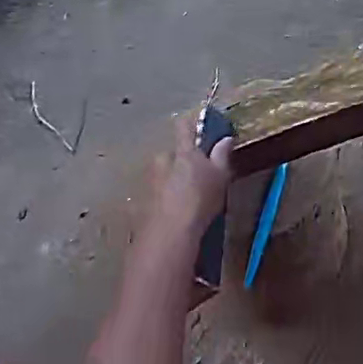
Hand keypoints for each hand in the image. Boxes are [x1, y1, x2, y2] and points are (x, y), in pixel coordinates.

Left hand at [143, 115, 235, 234]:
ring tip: (183, 202)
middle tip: (195, 177)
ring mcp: (147, 184)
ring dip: (169, 184)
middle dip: (180, 163)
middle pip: (170, 155)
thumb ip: (222, 155)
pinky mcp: (137, 207)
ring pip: (160, 177)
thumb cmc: (199, 200)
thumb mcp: (220, 176)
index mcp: (182, 152)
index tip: (199, 126)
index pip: (184, 126)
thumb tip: (225, 138)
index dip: (191, 123)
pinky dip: (160, 204)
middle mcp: (161, 162)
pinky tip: (169, 218)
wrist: (167, 239)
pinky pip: (152, 199)